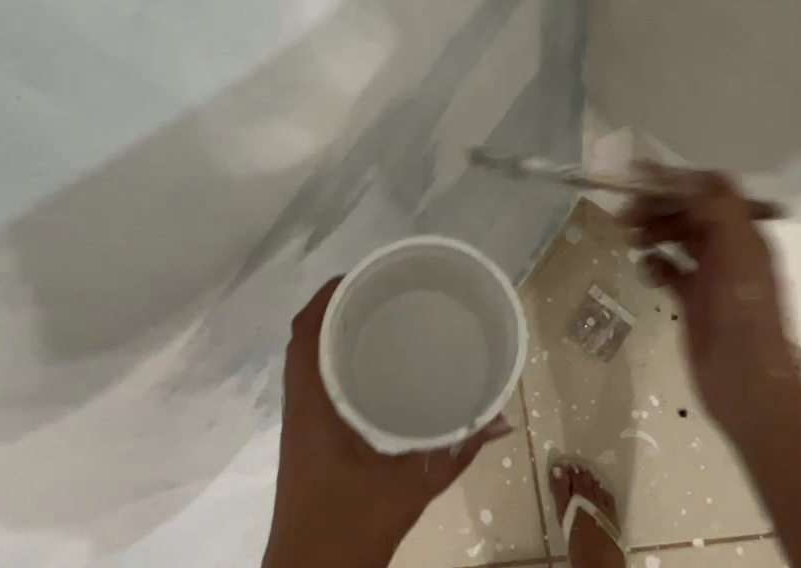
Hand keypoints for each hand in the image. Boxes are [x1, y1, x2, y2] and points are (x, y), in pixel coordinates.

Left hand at [264, 277, 514, 566]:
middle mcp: (298, 406)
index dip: (327, 295)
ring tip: (379, 318)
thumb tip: (502, 420)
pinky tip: (372, 372)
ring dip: (334, 336)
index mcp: (312, 404)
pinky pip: (314, 385)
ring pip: (307, 362)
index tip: (363, 274)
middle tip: (382, 292)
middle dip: (337, 309)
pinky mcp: (306, 441)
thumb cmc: (349, 527)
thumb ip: (455, 452)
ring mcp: (299, 424)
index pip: (306, 331)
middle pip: (305, 339)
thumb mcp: (409, 488)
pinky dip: (336, 365)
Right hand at [626, 166, 798, 419]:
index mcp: (745, 233)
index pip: (708, 190)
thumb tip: (687, 176)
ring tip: (631, 238)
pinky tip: (647, 272)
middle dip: (658, 206)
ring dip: (653, 230)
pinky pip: (668, 270)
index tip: (638, 178)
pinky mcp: (693, 301)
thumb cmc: (746, 316)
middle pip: (689, 210)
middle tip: (627, 215)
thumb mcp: (739, 252)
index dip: (675, 181)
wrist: (748, 387)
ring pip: (676, 237)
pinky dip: (654, 264)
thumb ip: (718, 208)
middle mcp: (729, 249)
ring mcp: (711, 276)